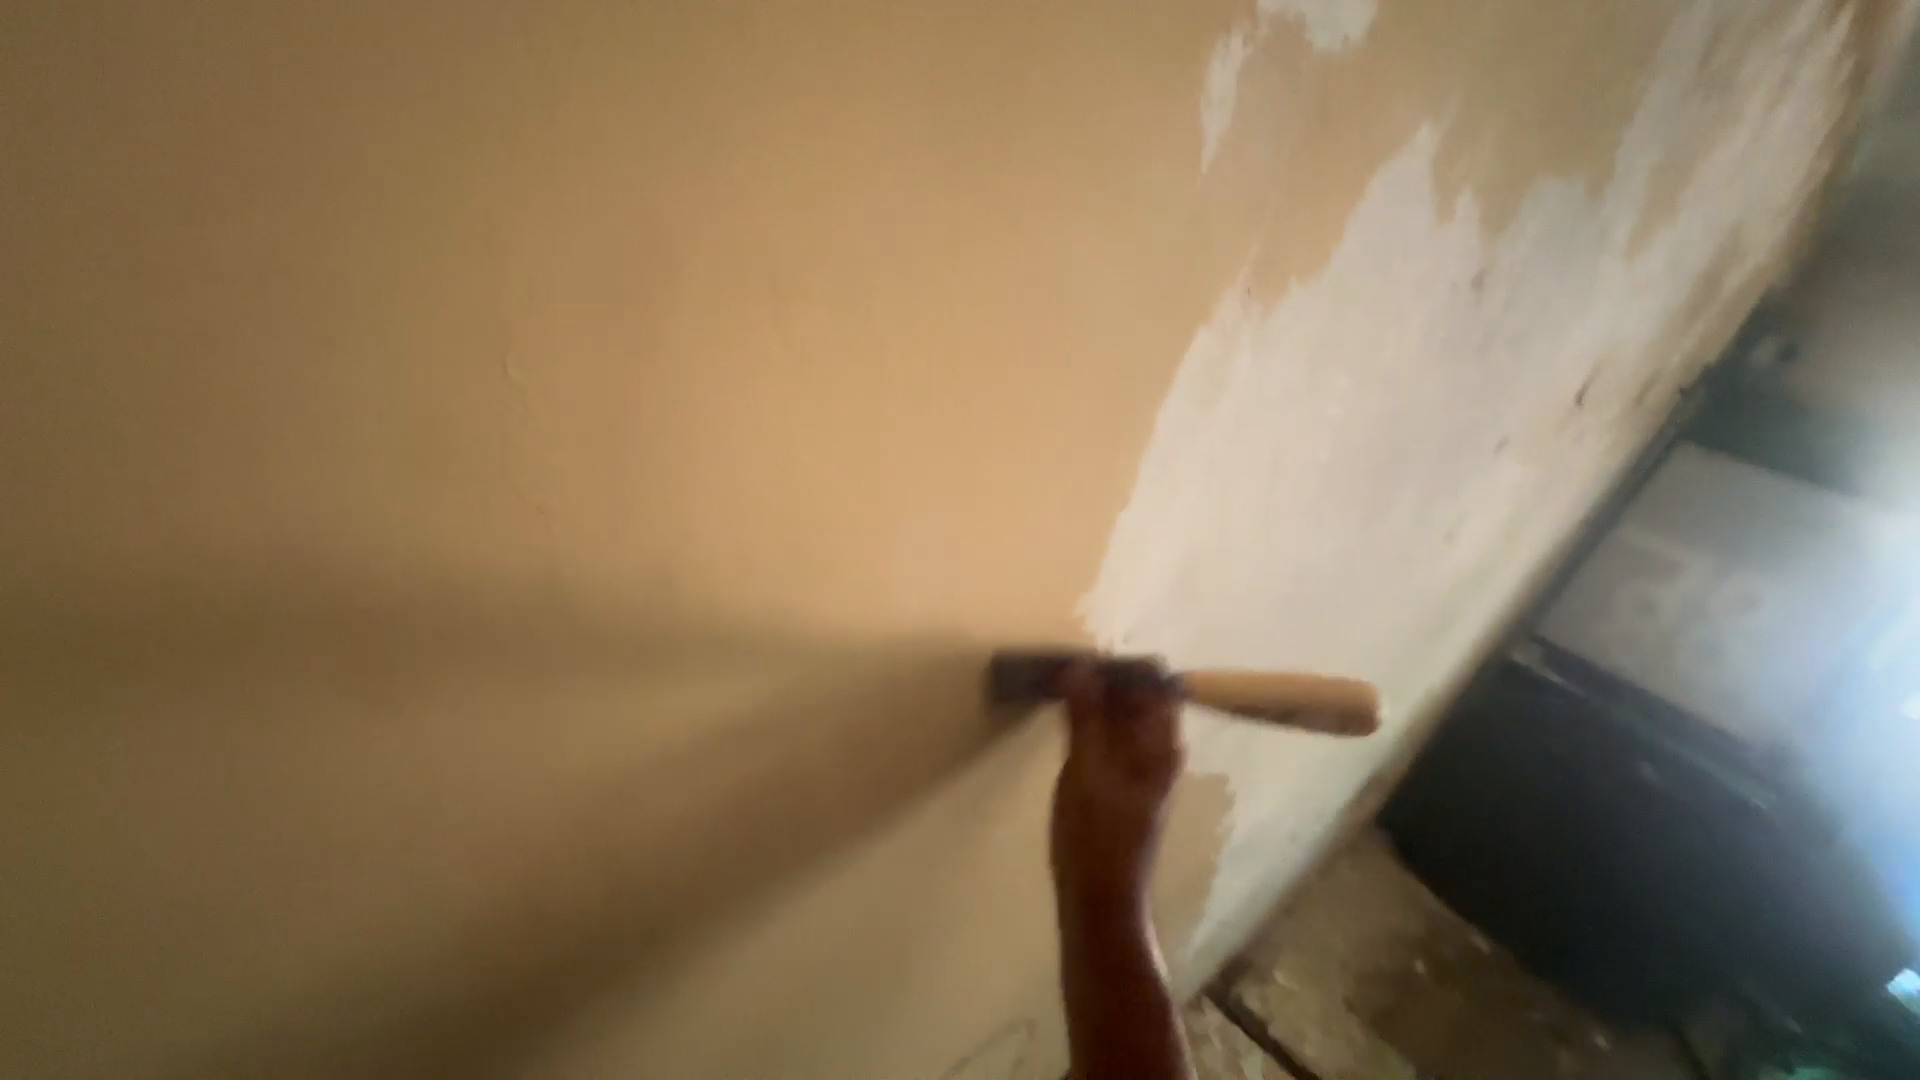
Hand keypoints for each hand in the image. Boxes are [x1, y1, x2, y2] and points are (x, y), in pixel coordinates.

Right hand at [1049, 661, 1184, 906]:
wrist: (1098, 896)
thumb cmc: (1097, 833)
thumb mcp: (1087, 767)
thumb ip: (1085, 714)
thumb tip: (1078, 667)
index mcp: (1161, 742)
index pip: (1153, 682)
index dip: (1121, 665)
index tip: (1083, 658)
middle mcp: (1156, 747)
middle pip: (1136, 695)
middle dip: (1102, 677)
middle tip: (1061, 665)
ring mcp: (1137, 763)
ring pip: (1118, 713)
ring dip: (1091, 695)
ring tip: (1054, 680)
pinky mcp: (1117, 776)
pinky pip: (1106, 733)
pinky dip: (1086, 718)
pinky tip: (1058, 712)